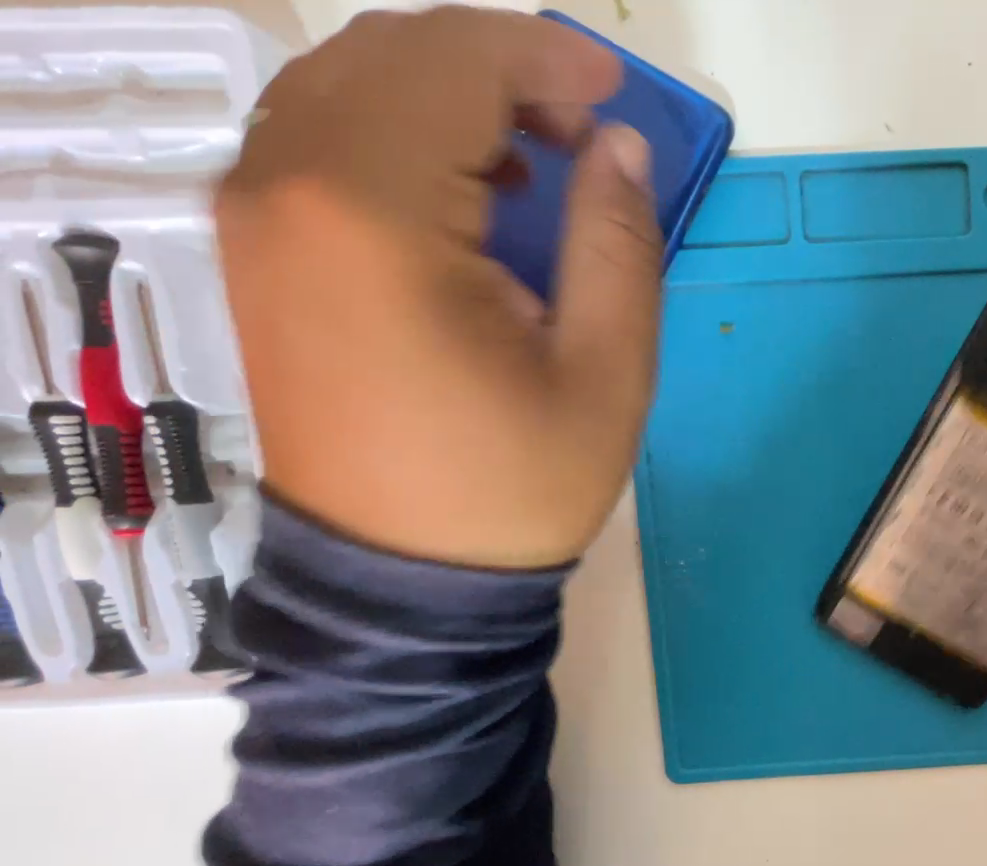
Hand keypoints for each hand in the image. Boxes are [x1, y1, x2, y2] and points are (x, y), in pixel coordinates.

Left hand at [216, 7, 661, 567]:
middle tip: (583, 129)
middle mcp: (285, 189)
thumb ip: (618, 243)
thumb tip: (620, 148)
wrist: (403, 579)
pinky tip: (464, 192)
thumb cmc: (516, 483)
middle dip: (500, 67)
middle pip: (390, 55)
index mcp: (374, 215)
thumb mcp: (605, 372)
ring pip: (344, 84)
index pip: (453, 63)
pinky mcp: (256, 251)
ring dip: (449, 94)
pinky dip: (397, 132)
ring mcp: (254, 217)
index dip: (545, 57)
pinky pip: (316, 138)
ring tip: (534, 159)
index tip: (615, 94)